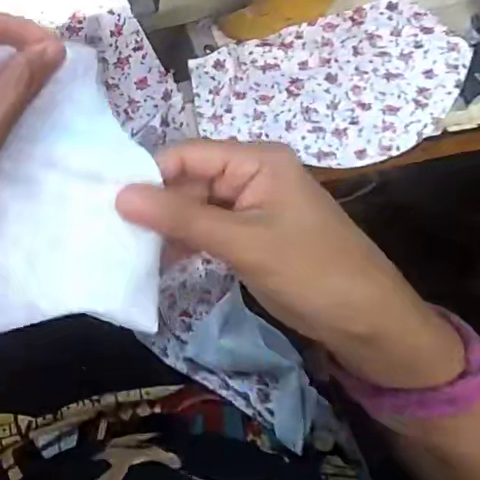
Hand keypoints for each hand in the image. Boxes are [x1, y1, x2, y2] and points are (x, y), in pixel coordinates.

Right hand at [115, 140, 463, 388]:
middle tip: (114, 232)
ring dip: (167, 228)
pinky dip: (185, 243)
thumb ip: (180, 218)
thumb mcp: (242, 243)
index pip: (187, 155)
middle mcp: (251, 174)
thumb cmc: (312, 272)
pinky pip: (207, 228)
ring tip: (130, 249)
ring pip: (194, 207)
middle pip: (188, 180)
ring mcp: (251, 205)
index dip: (149, 175)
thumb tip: (120, 195)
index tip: (109, 201)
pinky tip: (159, 262)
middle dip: (155, 206)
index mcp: (256, 160)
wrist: (371, 324)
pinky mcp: (251, 233)